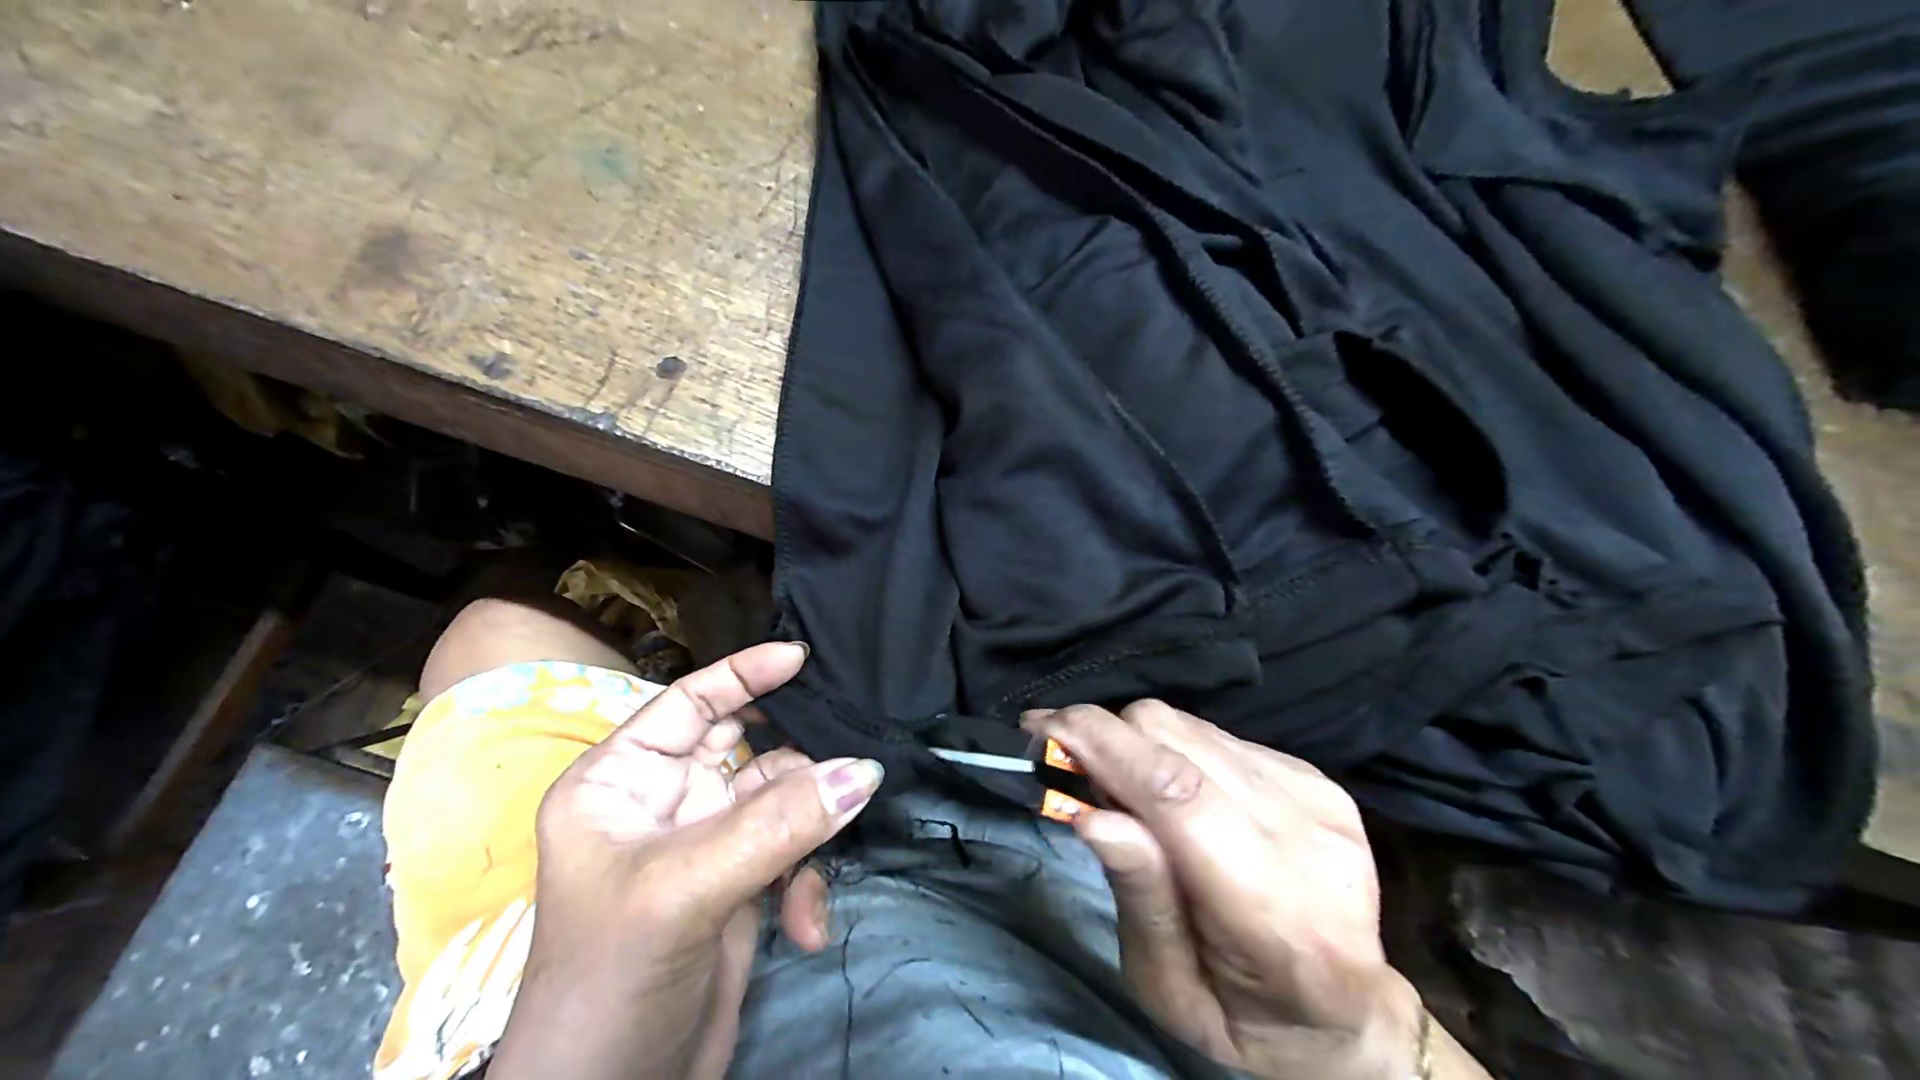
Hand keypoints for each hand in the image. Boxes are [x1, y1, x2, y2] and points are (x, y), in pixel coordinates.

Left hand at [489, 642, 883, 1079]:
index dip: (743, 673)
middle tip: (845, 757)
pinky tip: (806, 928)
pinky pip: (791, 850)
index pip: (688, 702)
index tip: (801, 656)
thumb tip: (863, 771)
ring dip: (808, 835)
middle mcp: (664, 801)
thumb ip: (777, 825)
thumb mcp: (689, 889)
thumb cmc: (613, 977)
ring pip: (781, 801)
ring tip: (810, 880)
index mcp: (621, 780)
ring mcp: (705, 842)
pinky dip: (807, 881)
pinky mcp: (738, 882)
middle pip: (748, 748)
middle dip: (795, 762)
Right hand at [1025, 701, 1422, 1079]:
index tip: (1039, 731)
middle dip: (1104, 738)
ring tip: (1117, 785)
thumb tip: (1088, 815)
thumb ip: (1139, 896)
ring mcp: (1317, 798)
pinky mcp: (1313, 776)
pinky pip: (1211, 733)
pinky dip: (1169, 750)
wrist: (1347, 1013)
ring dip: (1133, 742)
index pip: (1179, 798)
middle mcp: (1308, 840)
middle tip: (1066, 767)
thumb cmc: (1244, 1019)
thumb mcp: (1171, 990)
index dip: (1102, 748)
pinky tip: (1168, 791)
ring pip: (1188, 725)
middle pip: (1176, 741)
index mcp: (1278, 916)